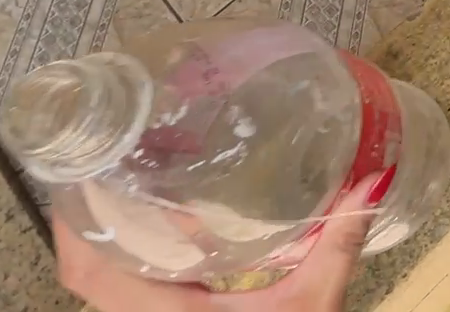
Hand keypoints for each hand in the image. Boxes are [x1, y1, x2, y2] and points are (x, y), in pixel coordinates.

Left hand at [53, 173, 384, 311]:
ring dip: (123, 238)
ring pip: (110, 286)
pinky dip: (144, 262)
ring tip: (155, 182)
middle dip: (103, 214)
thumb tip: (375, 177)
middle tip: (138, 153)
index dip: (75, 220)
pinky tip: (181, 236)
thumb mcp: (313, 306)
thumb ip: (338, 244)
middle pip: (91, 270)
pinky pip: (132, 296)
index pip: (88, 269)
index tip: (89, 164)